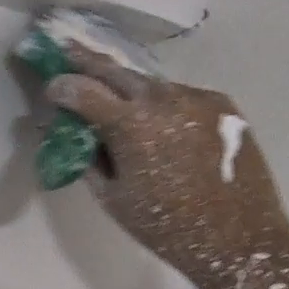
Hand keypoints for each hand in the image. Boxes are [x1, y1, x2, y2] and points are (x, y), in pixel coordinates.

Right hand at [42, 46, 288, 280]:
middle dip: (87, 62)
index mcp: (131, 125)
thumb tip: (74, 134)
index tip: (49, 88)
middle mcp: (163, 100)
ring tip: (111, 90)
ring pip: (149, 83)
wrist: (239, 237)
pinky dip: (159, 102)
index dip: (60, 87)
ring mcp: (197, 98)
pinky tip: (155, 120)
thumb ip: (88, 157)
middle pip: (116, 71)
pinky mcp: (222, 104)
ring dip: (125, 85)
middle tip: (67, 50)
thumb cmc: (164, 226)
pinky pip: (179, 96)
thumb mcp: (111, 196)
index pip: (82, 90)